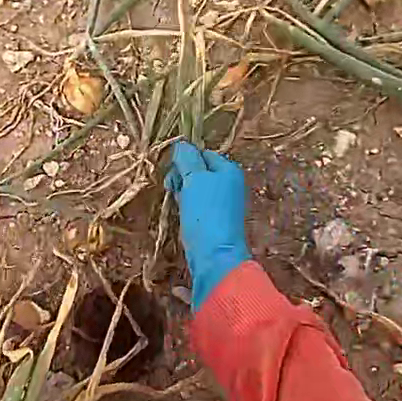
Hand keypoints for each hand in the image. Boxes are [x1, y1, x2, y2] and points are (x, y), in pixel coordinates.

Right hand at [163, 141, 251, 307]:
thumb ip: (186, 158)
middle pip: (197, 171)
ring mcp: (221, 204)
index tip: (173, 174)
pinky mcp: (212, 221)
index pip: (201, 153)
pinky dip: (185, 208)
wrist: (214, 256)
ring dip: (181, 193)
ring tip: (177, 204)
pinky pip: (194, 206)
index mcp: (228, 170)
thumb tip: (181, 144)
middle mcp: (228, 185)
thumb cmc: (205, 213)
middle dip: (181, 177)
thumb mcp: (194, 179)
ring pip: (193, 189)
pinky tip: (181, 217)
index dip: (184, 160)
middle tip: (173, 189)